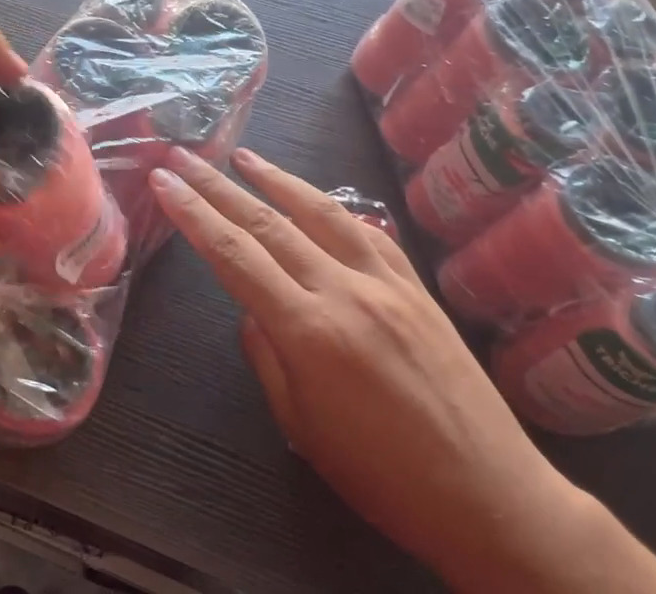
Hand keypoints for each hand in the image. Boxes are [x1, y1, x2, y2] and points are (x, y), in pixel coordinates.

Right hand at [150, 148, 655, 593]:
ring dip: (276, 179)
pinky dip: (334, 208)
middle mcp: (347, 292)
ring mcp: (389, 285)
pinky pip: (370, 234)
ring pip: (322, 213)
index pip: (234, 255)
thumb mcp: (299, 424)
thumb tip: (251, 308)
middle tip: (182, 157)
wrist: (492, 498)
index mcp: (308, 331)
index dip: (193, 214)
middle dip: (218, 186)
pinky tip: (316, 197)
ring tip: (242, 156)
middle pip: (269, 223)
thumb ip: (266, 355)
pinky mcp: (420, 290)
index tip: (163, 182)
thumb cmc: (380, 476)